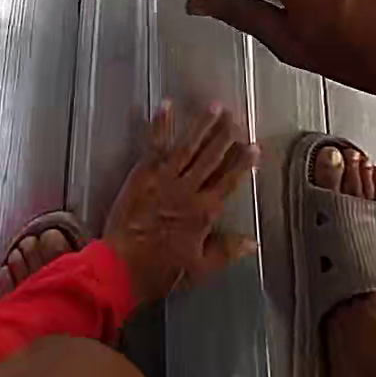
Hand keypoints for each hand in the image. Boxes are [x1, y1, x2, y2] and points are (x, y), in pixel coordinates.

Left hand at [104, 101, 259, 304]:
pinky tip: (167, 106)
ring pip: (188, 146)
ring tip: (214, 107)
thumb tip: (252, 242)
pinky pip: (155, 143)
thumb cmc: (161, 270)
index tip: (253, 147)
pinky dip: (161, 123)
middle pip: (211, 158)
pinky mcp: (143, 172)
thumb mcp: (200, 268)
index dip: (242, 163)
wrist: (122, 265)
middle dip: (225, 137)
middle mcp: (187, 190)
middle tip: (236, 118)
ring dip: (202, 125)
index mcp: (203, 213)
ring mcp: (164, 178)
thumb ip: (226, 251)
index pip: (228, 181)